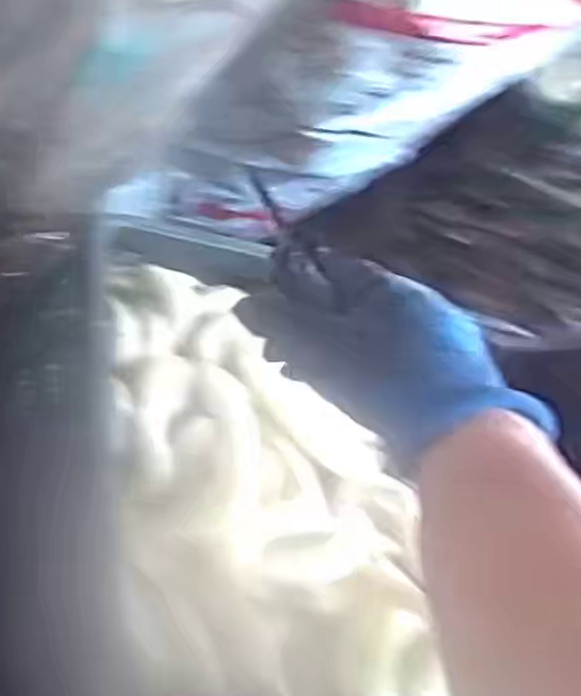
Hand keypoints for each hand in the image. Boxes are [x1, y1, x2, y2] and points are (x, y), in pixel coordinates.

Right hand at [234, 251, 556, 464]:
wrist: (451, 427)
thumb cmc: (374, 374)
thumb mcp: (308, 342)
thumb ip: (271, 318)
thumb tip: (244, 303)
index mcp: (391, 289)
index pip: (331, 268)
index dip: (291, 282)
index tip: (263, 304)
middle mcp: (420, 304)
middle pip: (341, 302)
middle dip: (300, 322)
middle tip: (272, 347)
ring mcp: (438, 336)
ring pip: (358, 329)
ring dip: (319, 345)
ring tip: (293, 367)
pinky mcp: (443, 366)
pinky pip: (380, 352)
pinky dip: (348, 361)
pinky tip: (327, 379)